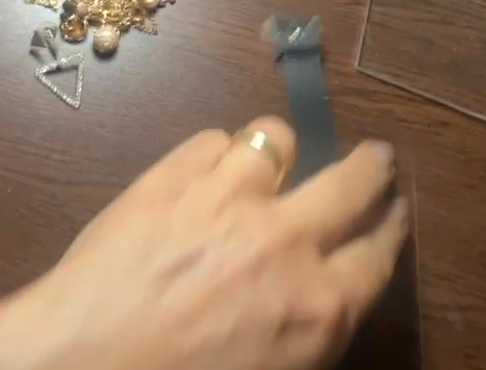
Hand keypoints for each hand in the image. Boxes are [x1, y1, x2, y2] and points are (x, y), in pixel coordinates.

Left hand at [0, 119, 406, 369]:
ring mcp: (229, 195)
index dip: (390, 227)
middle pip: (349, 184)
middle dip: (370, 167)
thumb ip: (305, 325)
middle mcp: (284, 240)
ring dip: (278, 149)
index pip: (376, 254)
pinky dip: (217, 152)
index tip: (396, 207)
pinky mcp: (177, 169)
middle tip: (377, 156)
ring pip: (275, 138)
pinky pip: (214, 139)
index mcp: (316, 305)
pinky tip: (206, 168)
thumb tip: (318, 291)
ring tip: (272, 155)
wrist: (89, 357)